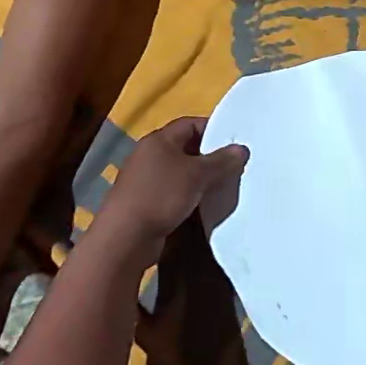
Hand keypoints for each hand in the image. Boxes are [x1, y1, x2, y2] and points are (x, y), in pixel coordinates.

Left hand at [95, 117, 248, 247]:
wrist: (124, 240)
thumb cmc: (161, 195)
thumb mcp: (198, 175)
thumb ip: (222, 160)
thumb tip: (241, 149)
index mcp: (158, 140)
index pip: (190, 124)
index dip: (213, 128)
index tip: (234, 140)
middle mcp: (148, 156)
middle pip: (186, 147)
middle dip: (210, 155)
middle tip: (233, 163)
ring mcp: (144, 180)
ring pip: (180, 171)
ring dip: (200, 177)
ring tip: (223, 184)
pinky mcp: (143, 202)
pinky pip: (173, 190)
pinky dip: (189, 193)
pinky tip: (203, 203)